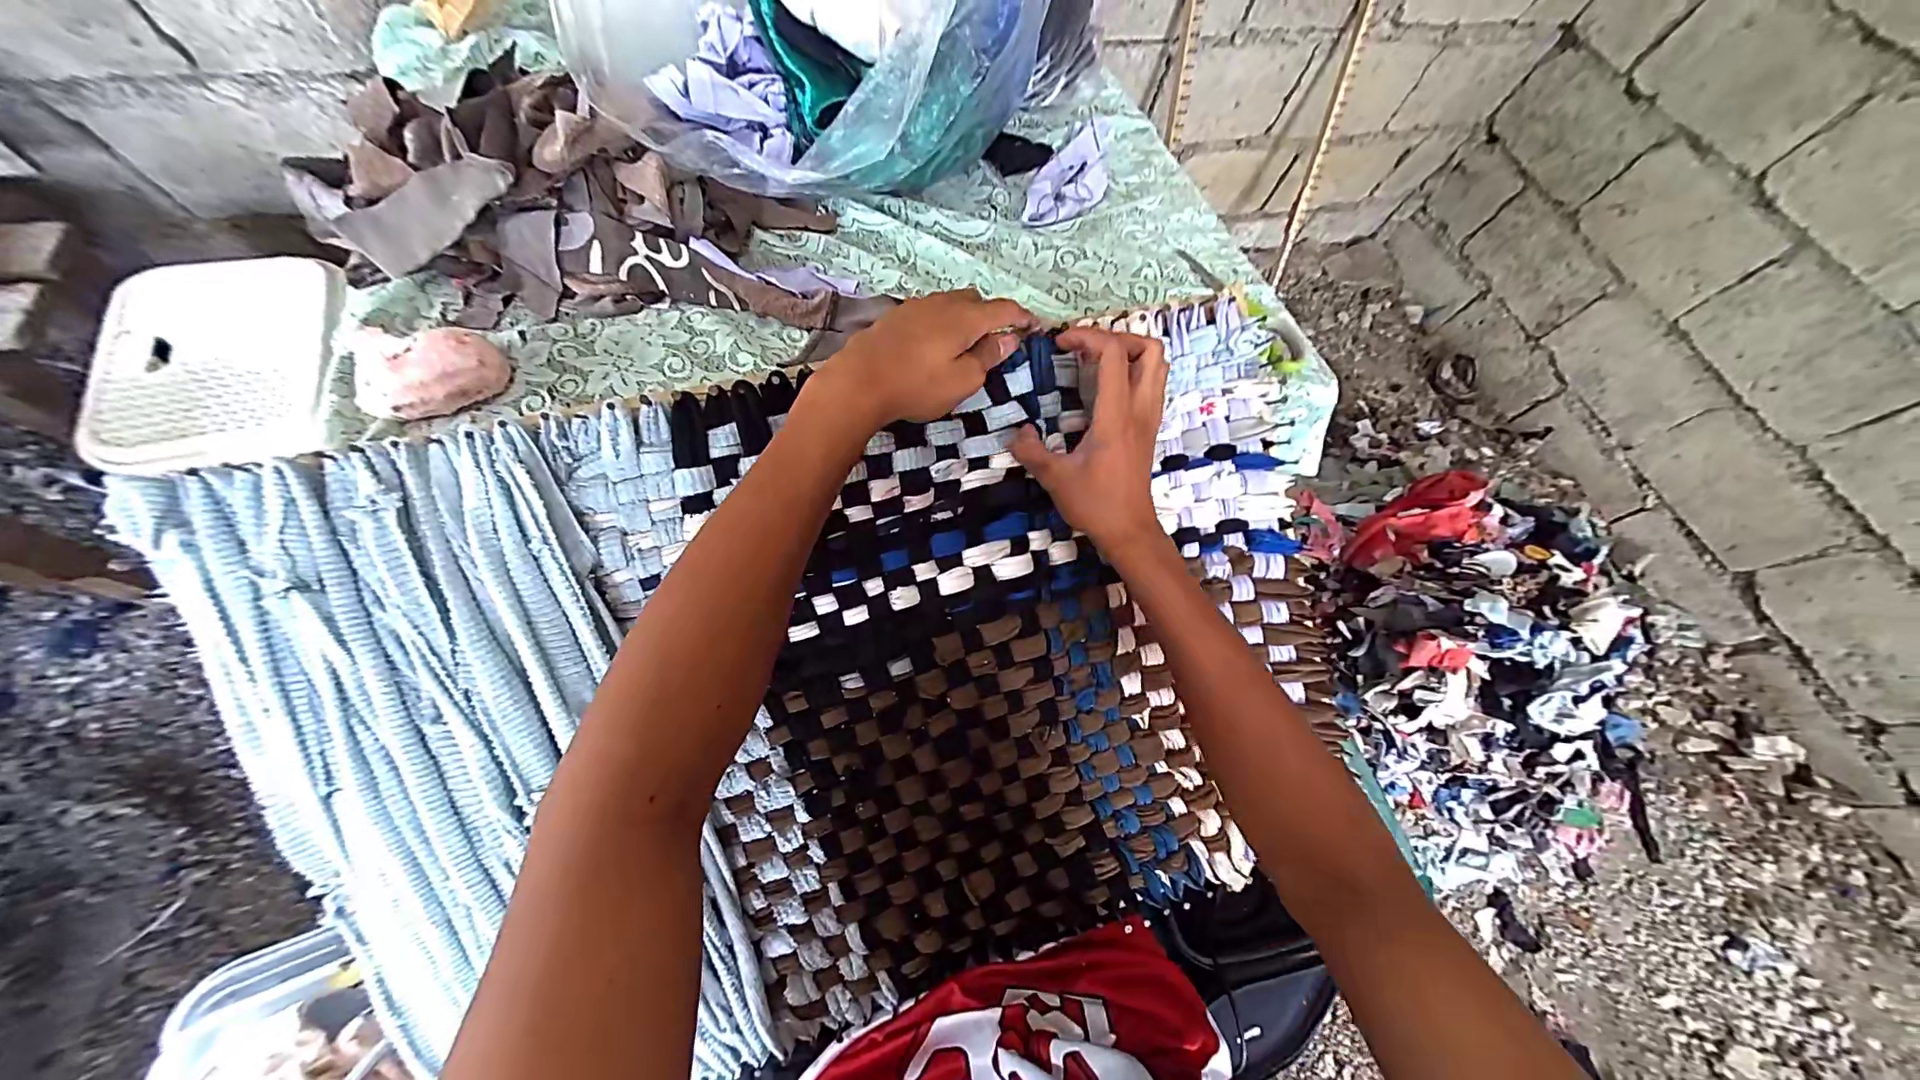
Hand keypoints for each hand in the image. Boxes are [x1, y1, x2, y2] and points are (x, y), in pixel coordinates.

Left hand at [800, 289, 1038, 432]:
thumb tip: (1007, 339)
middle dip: (991, 316)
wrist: (858, 382)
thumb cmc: (916, 386)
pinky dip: (941, 324)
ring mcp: (915, 307)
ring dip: (964, 319)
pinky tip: (933, 345)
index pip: (1004, 309)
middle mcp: (942, 303)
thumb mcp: (962, 381)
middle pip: (976, 301)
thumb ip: (987, 357)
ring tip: (964, 345)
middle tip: (996, 341)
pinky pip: (929, 313)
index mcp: (965, 318)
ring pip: (950, 304)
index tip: (1034, 326)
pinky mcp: (895, 317)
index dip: (1022, 317)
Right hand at [1010, 328, 1168, 561]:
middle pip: (1149, 349)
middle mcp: (1140, 409)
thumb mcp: (1054, 478)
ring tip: (1096, 361)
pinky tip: (1104, 388)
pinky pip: (1151, 384)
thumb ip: (1031, 450)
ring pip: (1157, 365)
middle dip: (1117, 336)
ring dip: (1129, 352)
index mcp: (1116, 415)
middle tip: (1086, 348)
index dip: (1087, 336)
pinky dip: (1132, 372)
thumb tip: (1017, 432)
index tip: (1061, 343)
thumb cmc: (1095, 504)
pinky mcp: (1149, 428)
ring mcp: (1149, 418)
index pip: (1114, 353)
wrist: (1128, 530)